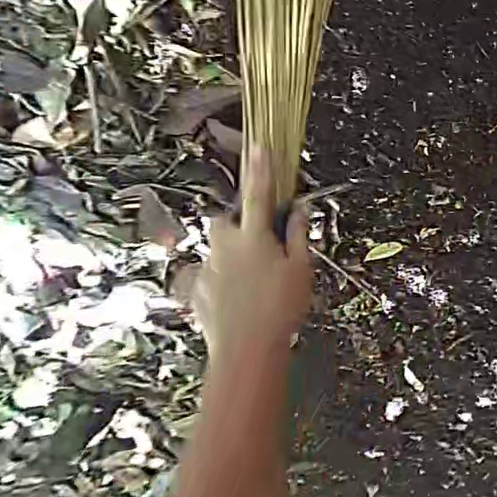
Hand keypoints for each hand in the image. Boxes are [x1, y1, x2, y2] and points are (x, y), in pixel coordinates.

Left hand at [191, 145, 315, 362]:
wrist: (245, 351)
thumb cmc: (280, 307)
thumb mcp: (301, 268)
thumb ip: (298, 235)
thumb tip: (300, 210)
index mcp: (253, 237)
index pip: (258, 193)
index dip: (260, 169)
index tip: (258, 146)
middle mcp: (224, 247)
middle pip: (226, 219)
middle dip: (239, 220)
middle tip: (262, 235)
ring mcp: (206, 269)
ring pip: (218, 247)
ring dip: (233, 251)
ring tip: (254, 273)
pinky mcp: (195, 290)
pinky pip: (209, 273)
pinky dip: (222, 276)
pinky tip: (238, 295)